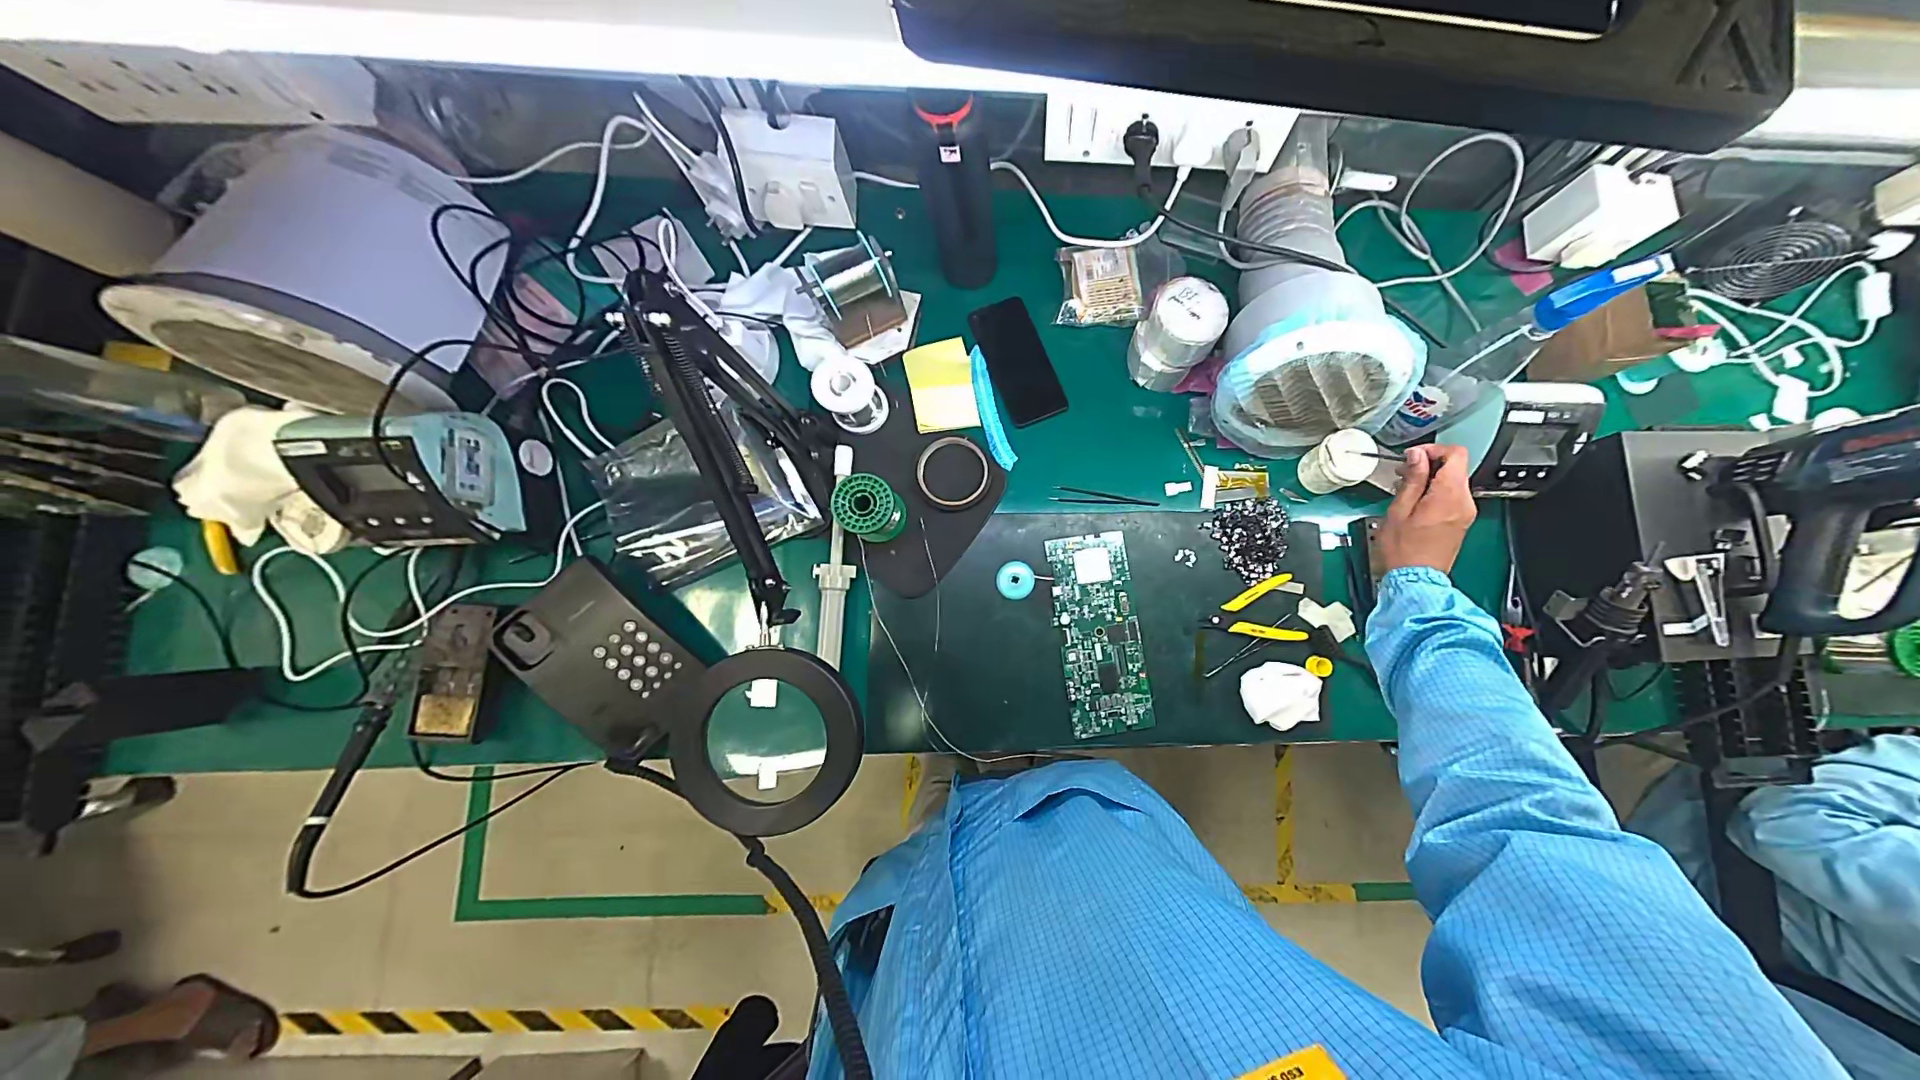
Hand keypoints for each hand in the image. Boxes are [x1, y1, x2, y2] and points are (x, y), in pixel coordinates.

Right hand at [1378, 444, 1475, 574]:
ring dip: (1430, 478)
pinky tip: (1415, 502)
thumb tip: (1417, 457)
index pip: (1456, 455)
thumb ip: (1412, 479)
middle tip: (1403, 473)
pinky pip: (1452, 495)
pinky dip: (1435, 491)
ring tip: (1405, 489)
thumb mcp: (1399, 510)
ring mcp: (1466, 511)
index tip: (1412, 457)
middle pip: (1456, 466)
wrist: (1416, 578)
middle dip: (1429, 464)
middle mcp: (1464, 501)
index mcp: (1449, 496)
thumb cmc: (1403, 549)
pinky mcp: (1461, 519)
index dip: (1433, 449)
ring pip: (1453, 480)